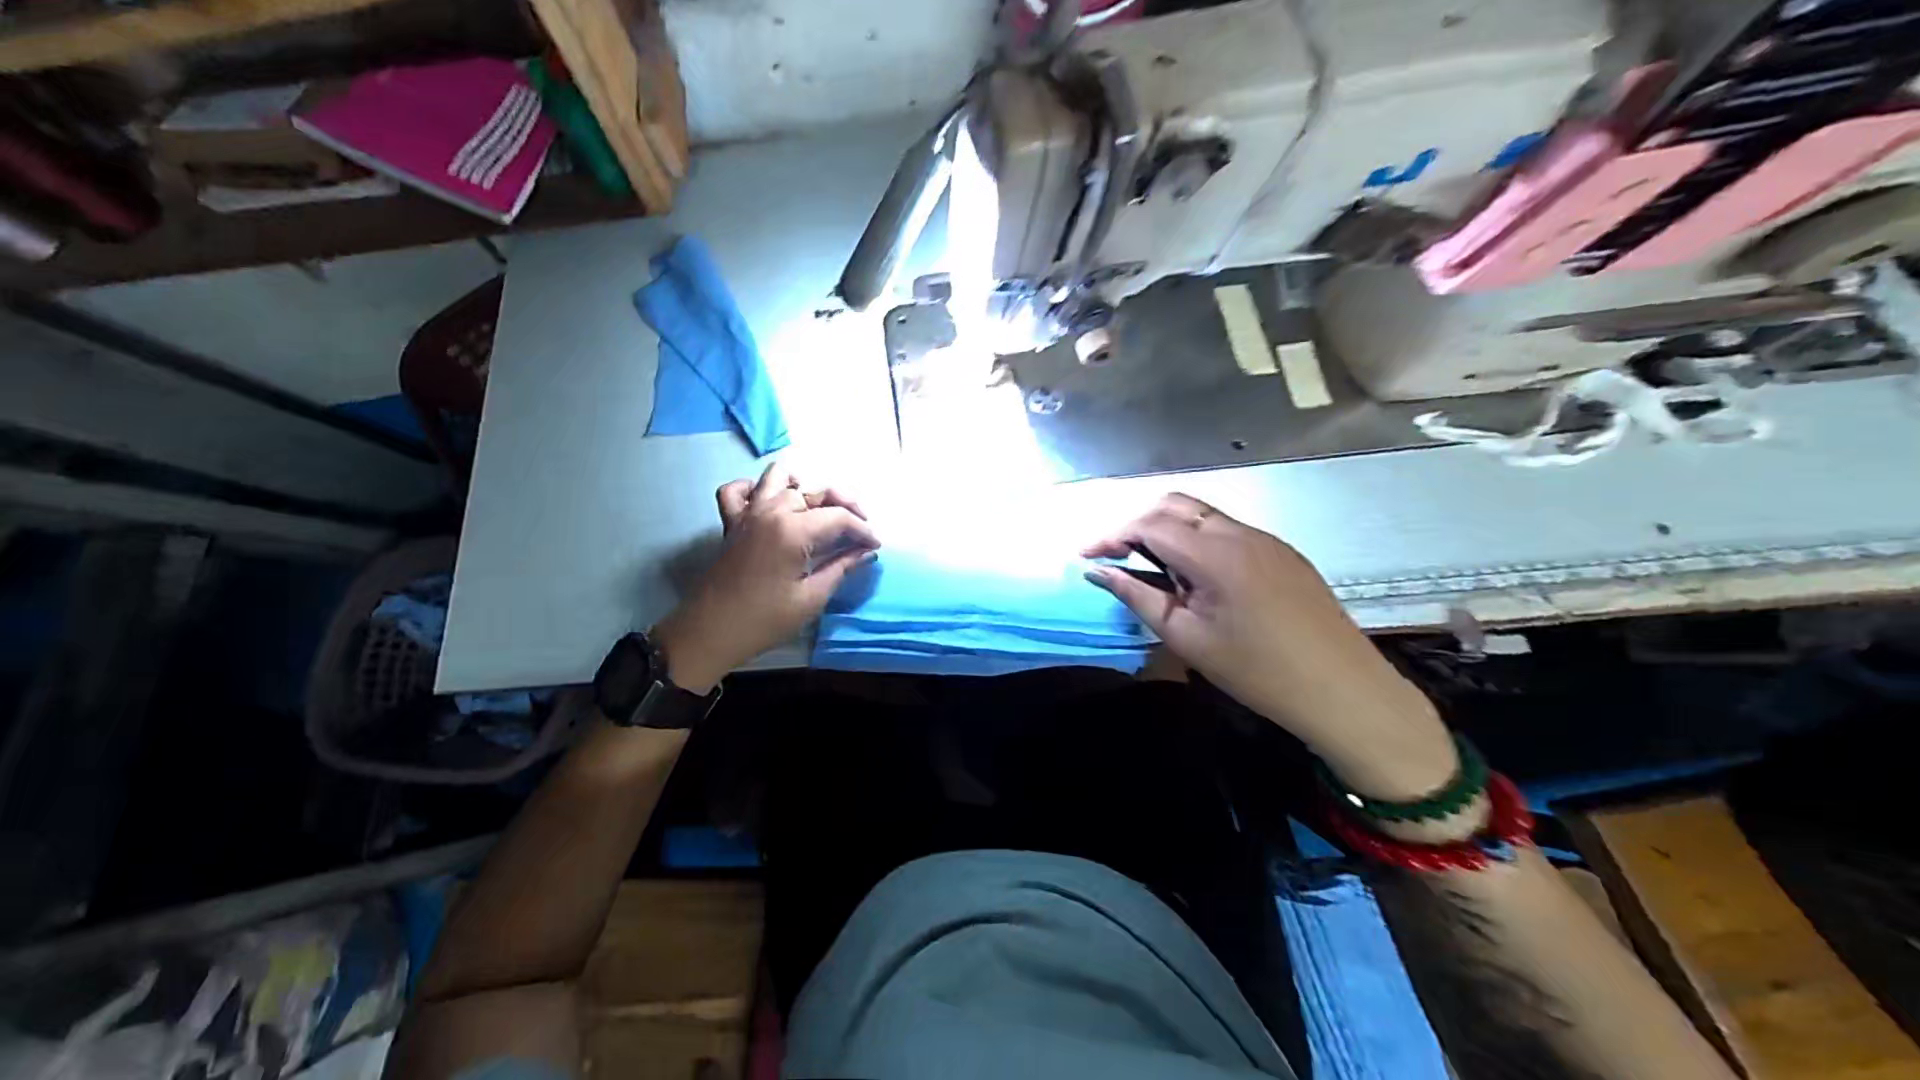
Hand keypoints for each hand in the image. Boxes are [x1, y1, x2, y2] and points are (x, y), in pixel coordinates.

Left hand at [653, 463, 878, 692]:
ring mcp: (747, 514)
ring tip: (817, 509)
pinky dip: (754, 489)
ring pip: (778, 478)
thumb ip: (840, 568)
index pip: (838, 517)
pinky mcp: (731, 524)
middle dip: (843, 506)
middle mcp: (770, 511)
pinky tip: (769, 504)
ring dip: (802, 487)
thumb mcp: (811, 598)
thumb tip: (865, 552)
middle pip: (814, 492)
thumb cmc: (764, 621)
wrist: (710, 633)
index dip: (862, 530)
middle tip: (858, 531)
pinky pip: (737, 491)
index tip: (875, 546)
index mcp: (793, 530)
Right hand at [1083, 493, 1454, 800]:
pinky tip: (1194, 575)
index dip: (1112, 535)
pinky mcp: (1282, 552)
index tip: (1086, 555)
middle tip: (1115, 556)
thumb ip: (1138, 597)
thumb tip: (1098, 572)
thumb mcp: (1186, 638)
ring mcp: (1266, 539)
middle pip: (1175, 504)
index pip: (1149, 523)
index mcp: (1215, 554)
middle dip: (1137, 522)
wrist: (1342, 689)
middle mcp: (1240, 533)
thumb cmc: (1257, 671)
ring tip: (1150, 566)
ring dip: (1168, 528)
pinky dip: (1197, 538)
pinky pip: (1228, 530)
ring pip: (1203, 514)